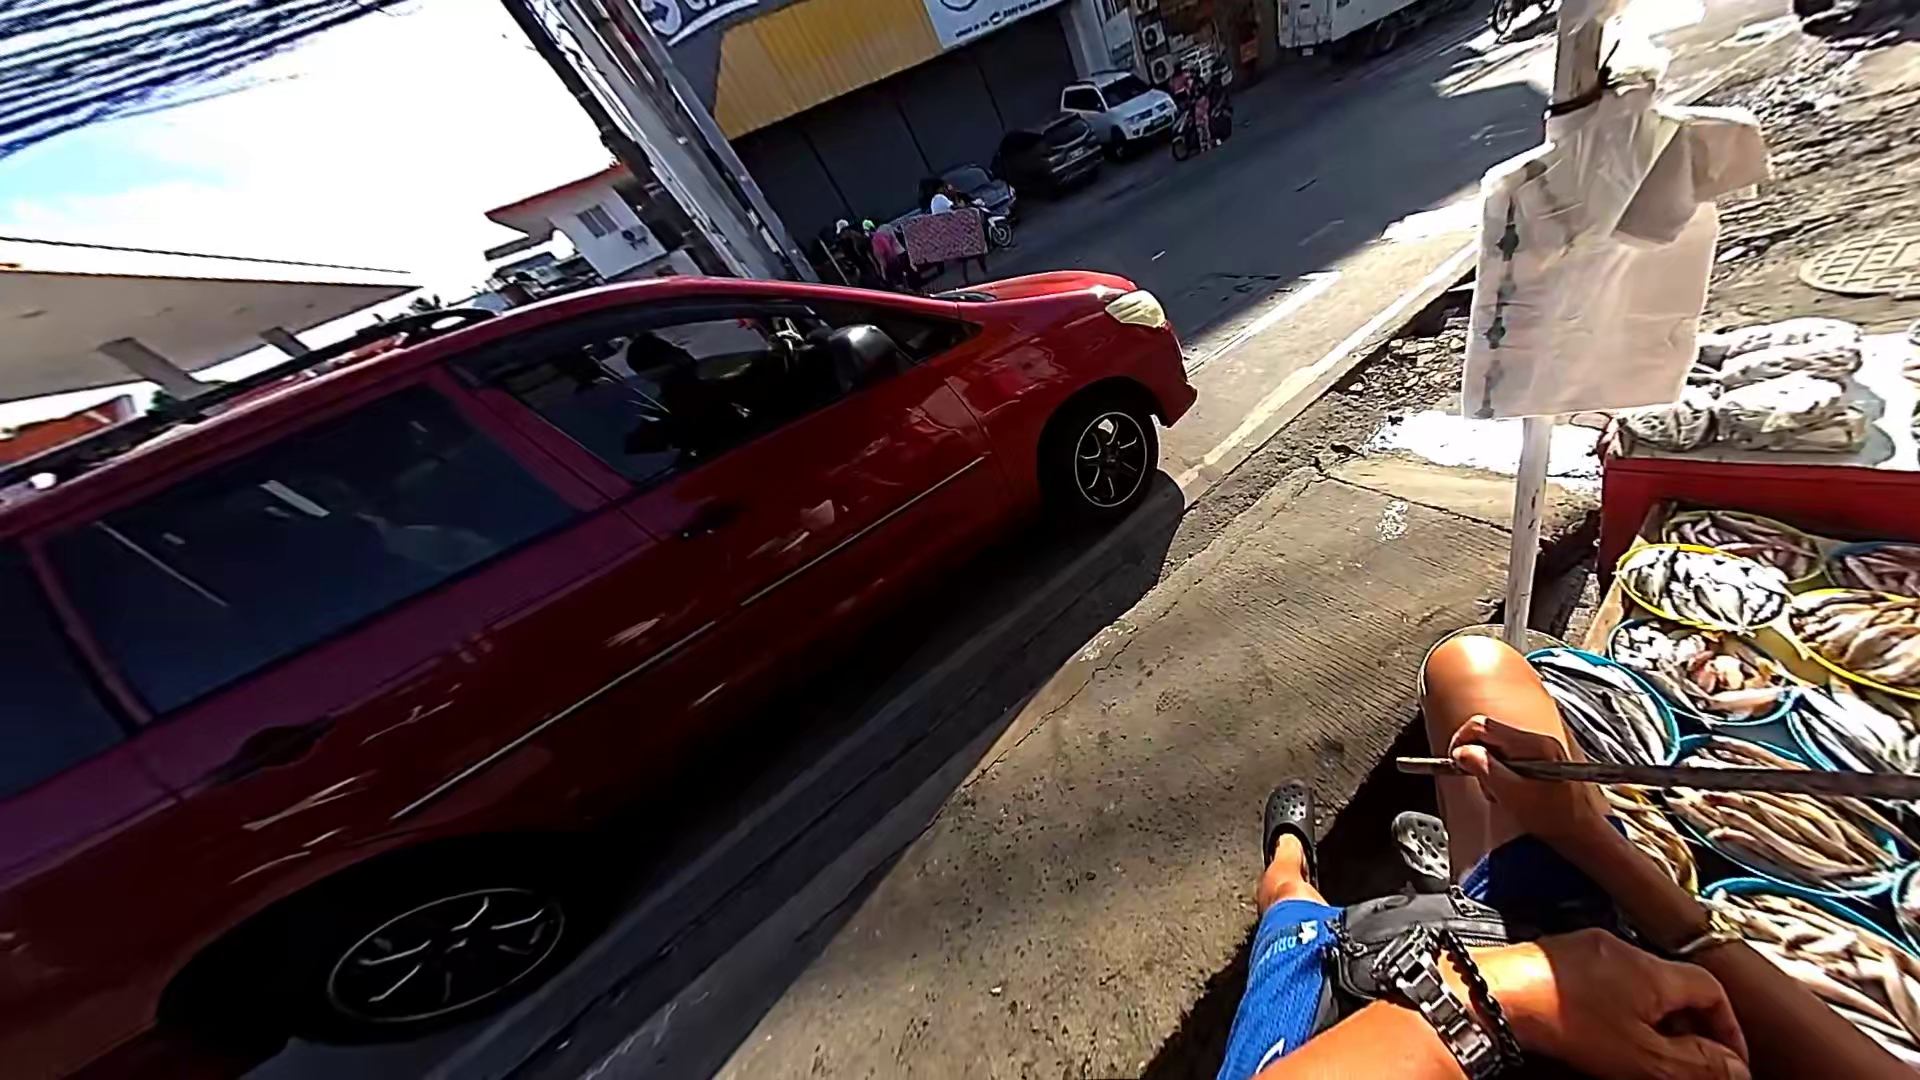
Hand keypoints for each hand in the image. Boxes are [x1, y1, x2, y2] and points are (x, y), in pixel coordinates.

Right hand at [1448, 714, 1610, 847]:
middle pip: (1487, 733)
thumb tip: (1460, 751)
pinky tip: (1506, 787)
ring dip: (1487, 765)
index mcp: (1533, 745)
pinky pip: (1505, 754)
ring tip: (1496, 787)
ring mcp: (1541, 749)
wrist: (1582, 837)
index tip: (1457, 758)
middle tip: (1479, 777)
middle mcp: (1539, 741)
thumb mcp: (1510, 793)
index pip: (1481, 725)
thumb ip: (1482, 767)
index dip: (1462, 740)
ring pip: (1494, 744)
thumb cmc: (1554, 819)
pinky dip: (1498, 769)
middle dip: (1476, 755)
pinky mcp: (1539, 758)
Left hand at [1457, 930, 1749, 1079]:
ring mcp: (1579, 945)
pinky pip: (1603, 976)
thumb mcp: (1652, 1060)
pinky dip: (1617, 1002)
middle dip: (1688, 1025)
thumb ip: (1706, 1066)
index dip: (1729, 1030)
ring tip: (1644, 1047)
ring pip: (1638, 982)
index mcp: (1645, 966)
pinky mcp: (1555, 952)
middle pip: (1673, 985)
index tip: (1725, 1062)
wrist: (1496, 994)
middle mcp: (1613, 945)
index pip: (1712, 989)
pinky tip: (1605, 1026)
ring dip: (1652, 1016)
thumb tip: (1735, 1066)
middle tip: (1685, 1060)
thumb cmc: (1567, 1021)